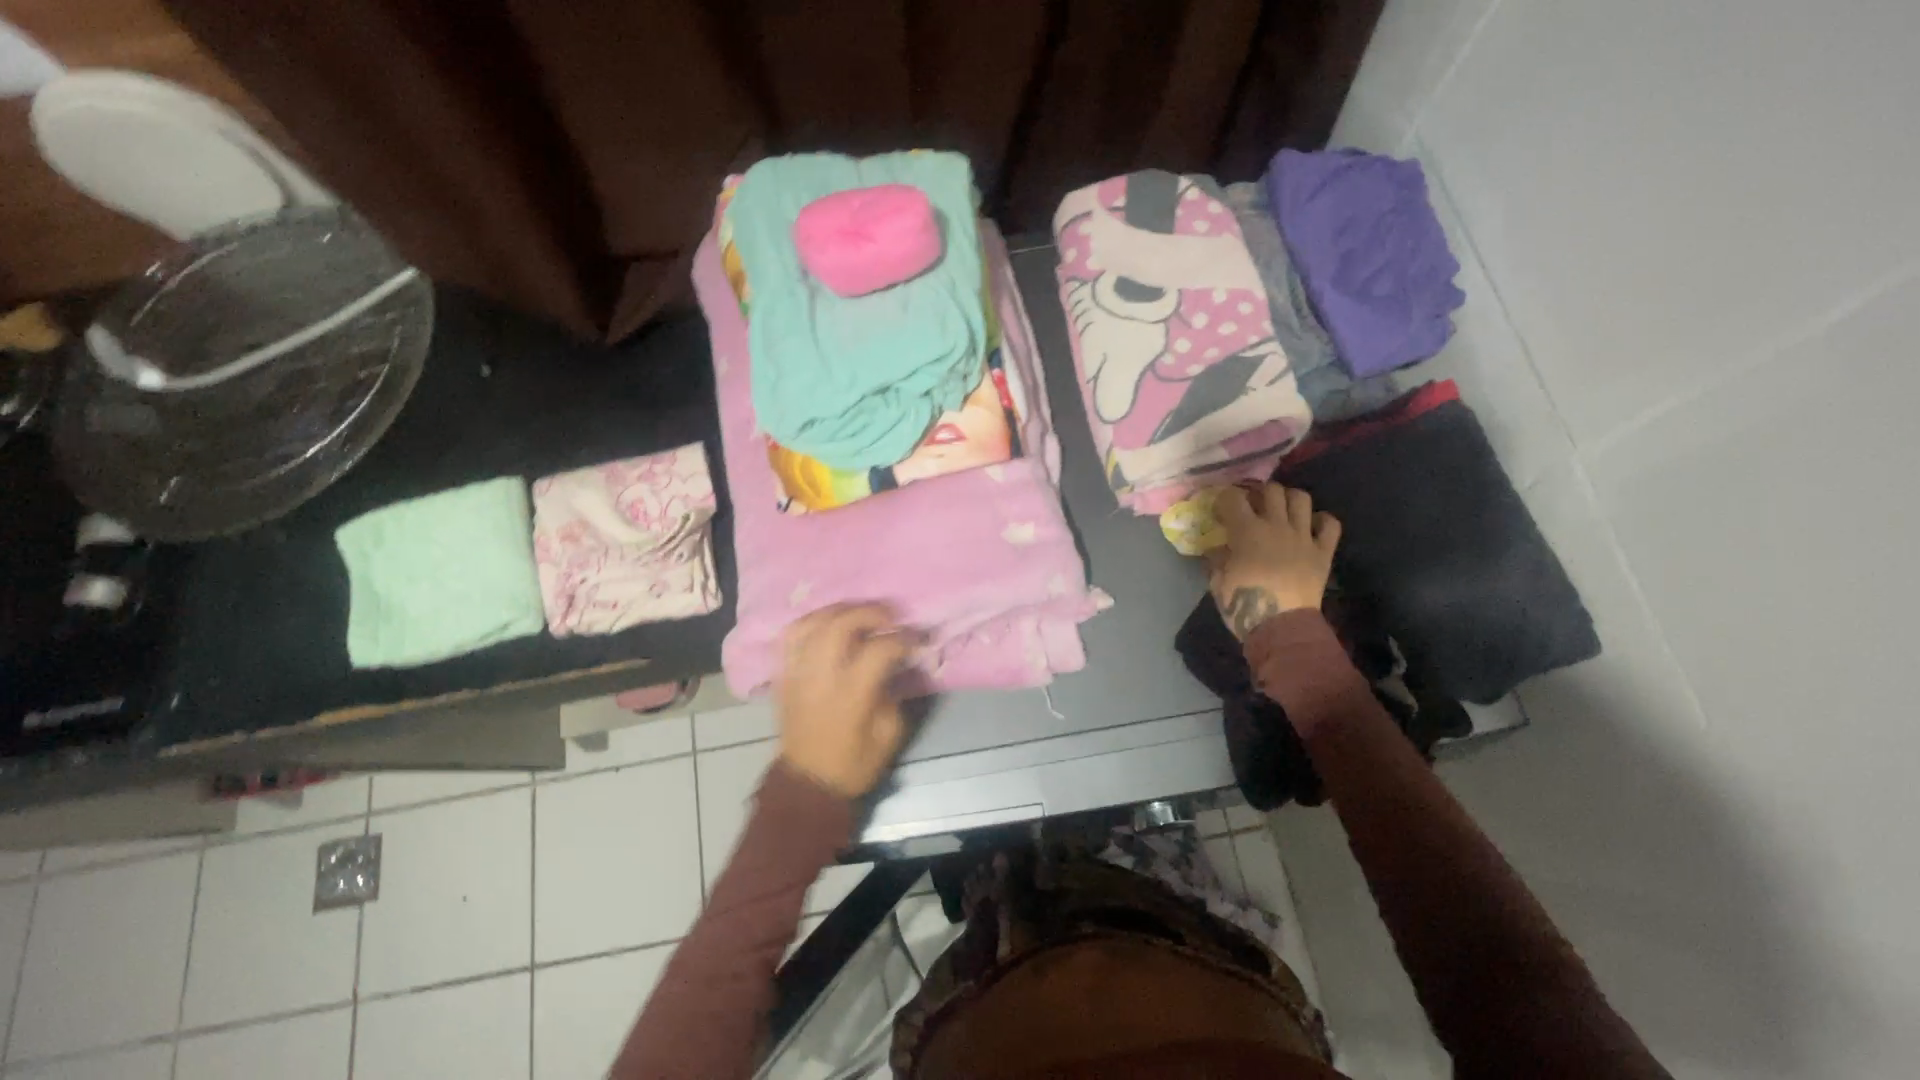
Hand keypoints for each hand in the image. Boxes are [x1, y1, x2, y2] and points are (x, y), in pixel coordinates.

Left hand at [774, 603, 917, 797]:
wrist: (808, 784)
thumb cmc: (853, 763)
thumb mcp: (889, 733)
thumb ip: (892, 692)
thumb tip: (894, 665)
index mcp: (851, 694)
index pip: (879, 649)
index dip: (903, 638)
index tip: (917, 639)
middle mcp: (821, 677)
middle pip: (841, 624)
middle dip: (870, 613)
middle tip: (889, 617)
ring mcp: (798, 673)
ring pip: (812, 623)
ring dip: (839, 611)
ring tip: (858, 614)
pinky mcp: (783, 676)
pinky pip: (790, 636)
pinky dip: (810, 622)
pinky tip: (826, 624)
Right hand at [1207, 483, 1340, 639]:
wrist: (1281, 627)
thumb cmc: (1244, 606)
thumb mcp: (1218, 583)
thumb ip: (1216, 560)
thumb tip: (1215, 548)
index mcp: (1247, 531)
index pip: (1233, 498)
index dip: (1224, 499)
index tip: (1221, 510)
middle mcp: (1276, 526)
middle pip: (1271, 490)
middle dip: (1258, 493)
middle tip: (1253, 506)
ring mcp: (1303, 537)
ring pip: (1300, 498)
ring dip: (1289, 499)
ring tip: (1282, 510)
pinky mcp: (1323, 551)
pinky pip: (1330, 524)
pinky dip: (1322, 520)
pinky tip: (1311, 526)